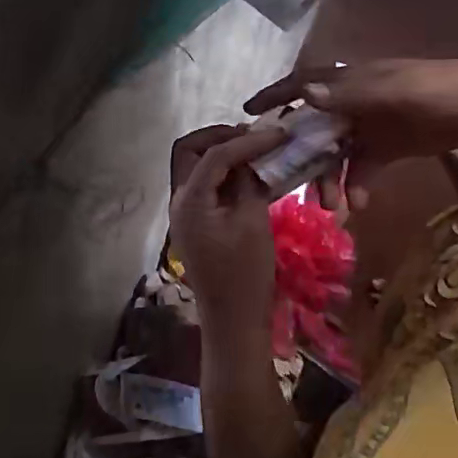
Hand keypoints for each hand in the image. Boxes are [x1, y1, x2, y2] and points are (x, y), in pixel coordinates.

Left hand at [168, 124, 286, 335]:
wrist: (234, 324)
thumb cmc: (245, 276)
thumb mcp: (253, 224)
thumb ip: (250, 183)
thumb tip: (253, 158)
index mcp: (190, 200)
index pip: (214, 154)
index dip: (247, 140)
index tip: (278, 133)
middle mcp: (179, 201)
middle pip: (188, 150)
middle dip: (219, 137)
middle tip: (252, 137)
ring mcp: (184, 213)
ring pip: (193, 166)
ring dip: (220, 153)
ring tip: (254, 151)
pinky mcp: (196, 223)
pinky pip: (203, 185)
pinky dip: (222, 173)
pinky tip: (249, 175)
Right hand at [244, 59, 457, 209]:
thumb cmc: (437, 91)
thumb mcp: (392, 93)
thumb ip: (348, 97)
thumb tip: (305, 95)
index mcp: (350, 81)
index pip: (302, 84)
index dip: (274, 96)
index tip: (247, 113)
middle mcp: (353, 102)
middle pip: (315, 128)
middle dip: (302, 155)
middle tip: (288, 182)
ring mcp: (371, 125)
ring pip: (337, 153)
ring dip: (331, 177)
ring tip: (332, 207)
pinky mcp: (390, 146)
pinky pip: (364, 167)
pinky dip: (358, 184)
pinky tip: (358, 205)